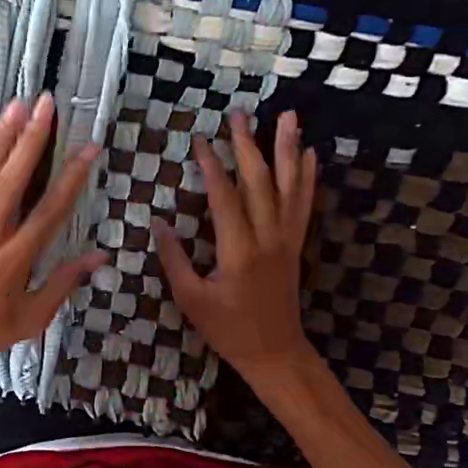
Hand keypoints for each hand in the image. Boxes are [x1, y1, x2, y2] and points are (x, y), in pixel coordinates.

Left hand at [0, 93, 107, 377]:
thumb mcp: (32, 318)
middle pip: (13, 180)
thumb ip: (64, 284)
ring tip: (17, 105)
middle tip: (46, 105)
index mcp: (15, 259)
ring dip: (2, 137)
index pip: (49, 211)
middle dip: (31, 139)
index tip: (88, 149)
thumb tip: (100, 257)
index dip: (71, 178)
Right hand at [154, 110, 318, 382]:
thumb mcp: (191, 299)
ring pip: (289, 186)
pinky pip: (304, 204)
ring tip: (289, 117)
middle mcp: (267, 237)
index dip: (211, 165)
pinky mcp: (295, 244)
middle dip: (248, 145)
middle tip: (239, 114)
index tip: (200, 139)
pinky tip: (309, 153)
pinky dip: (307, 176)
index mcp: (238, 250)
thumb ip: (174, 259)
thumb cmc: (228, 329)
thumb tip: (158, 222)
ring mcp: (286, 239)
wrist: (275, 353)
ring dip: (287, 149)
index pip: (224, 196)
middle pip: (259, 182)